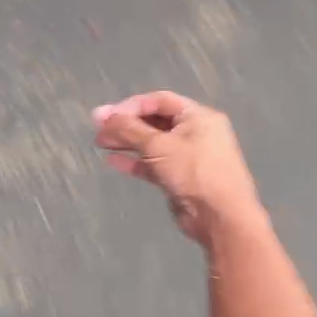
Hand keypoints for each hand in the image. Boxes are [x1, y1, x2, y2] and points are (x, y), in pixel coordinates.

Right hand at [92, 91, 264, 246]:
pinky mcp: (179, 176)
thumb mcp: (157, 145)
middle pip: (153, 121)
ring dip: (125, 141)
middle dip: (124, 124)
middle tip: (98, 129)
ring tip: (100, 143)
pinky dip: (133, 160)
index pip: (158, 101)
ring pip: (150, 142)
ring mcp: (187, 156)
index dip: (130, 105)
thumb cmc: (193, 171)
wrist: (219, 216)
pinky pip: (152, 163)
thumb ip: (128, 128)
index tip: (105, 117)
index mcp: (198, 117)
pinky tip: (113, 161)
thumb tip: (100, 115)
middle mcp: (195, 133)